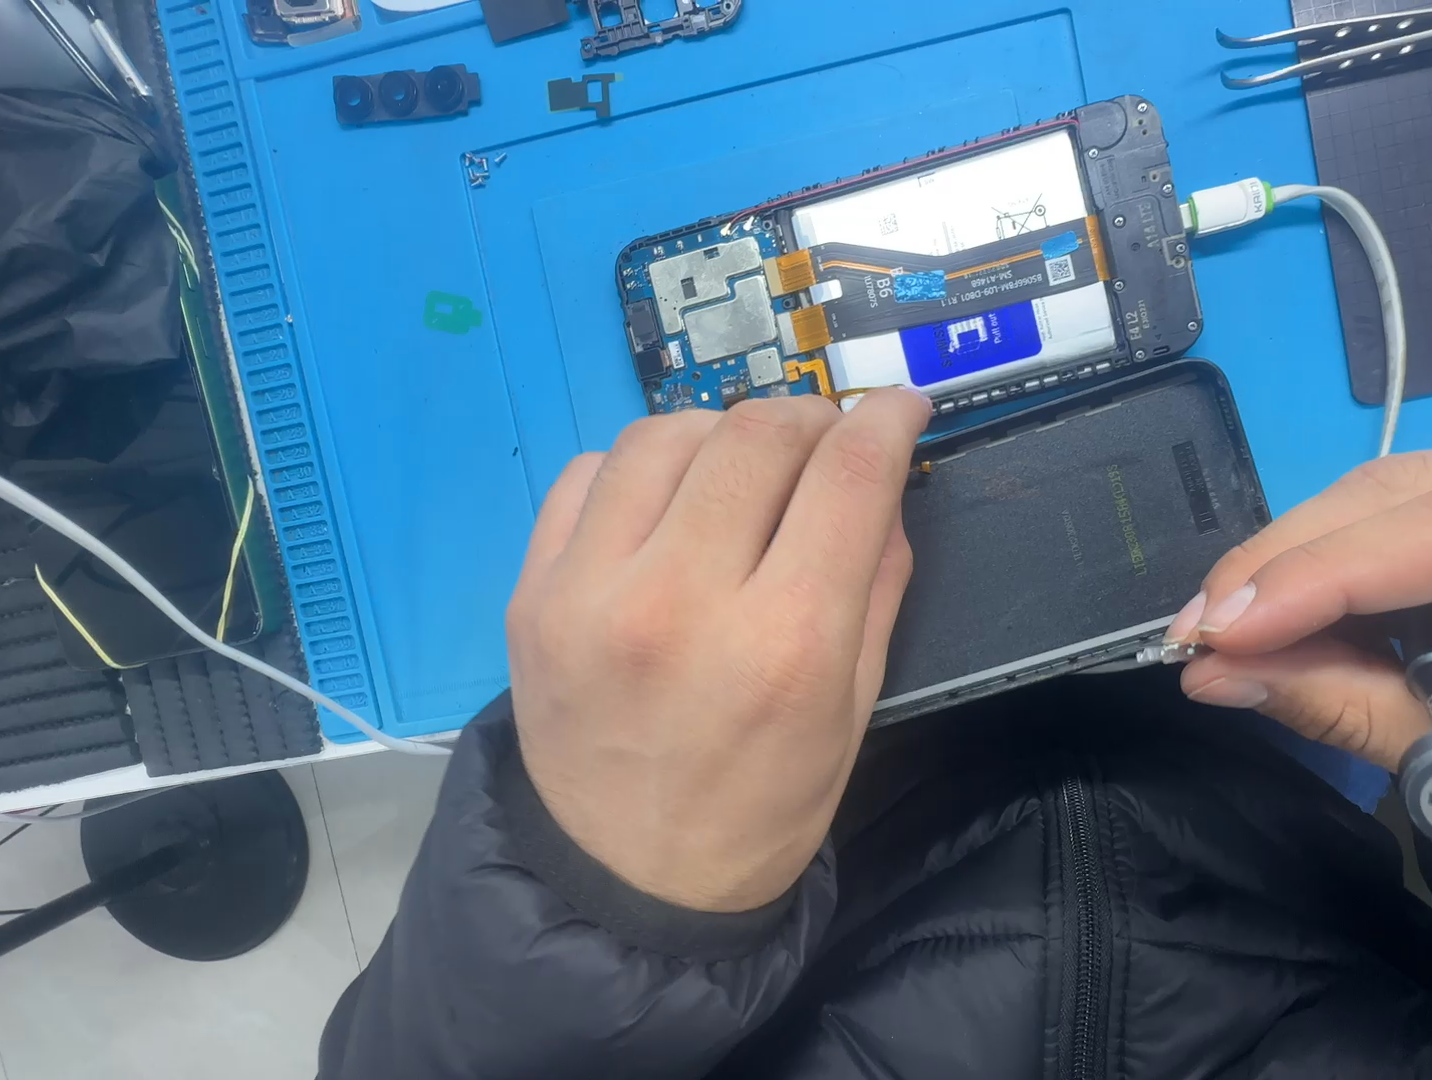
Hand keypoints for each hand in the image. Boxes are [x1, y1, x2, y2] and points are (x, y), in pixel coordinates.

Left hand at [505, 390, 929, 911]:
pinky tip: (667, 504)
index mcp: (787, 644)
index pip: (850, 477)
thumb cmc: (765, 803)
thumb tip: (877, 481)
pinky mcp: (531, 592)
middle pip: (757, 435)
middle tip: (826, 441)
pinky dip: (644, 466)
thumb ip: (878, 579)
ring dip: (725, 432)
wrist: (625, 880)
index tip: (900, 406)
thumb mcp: (855, 705)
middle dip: (812, 417)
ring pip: (667, 433)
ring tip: (744, 470)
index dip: (887, 421)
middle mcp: (682, 602)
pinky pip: (589, 471)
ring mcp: (588, 592)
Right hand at [1169, 423, 1431, 906]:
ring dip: (1298, 557)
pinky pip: (1414, 503)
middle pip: (1410, 489)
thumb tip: (1214, 674)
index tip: (1215, 631)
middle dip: (1284, 562)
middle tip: (1200, 633)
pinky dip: (1339, 558)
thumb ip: (1365, 717)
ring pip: (1396, 486)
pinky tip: (1300, 606)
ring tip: (1234, 626)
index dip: (1317, 575)